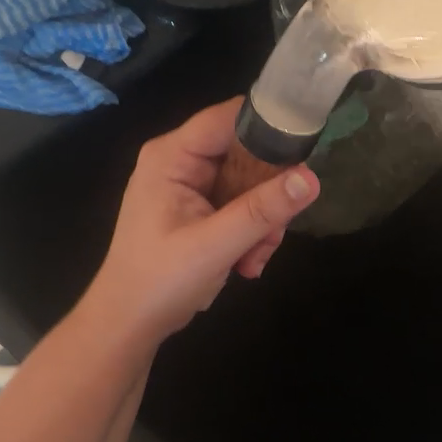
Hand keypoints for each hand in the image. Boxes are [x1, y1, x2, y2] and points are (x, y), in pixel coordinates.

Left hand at [80, 99, 319, 344]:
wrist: (130, 324)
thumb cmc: (159, 281)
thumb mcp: (215, 245)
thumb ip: (263, 211)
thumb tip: (311, 177)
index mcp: (172, 156)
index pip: (229, 117)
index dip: (269, 125)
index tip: (306, 147)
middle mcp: (184, 162)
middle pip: (250, 153)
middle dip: (270, 193)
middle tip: (276, 229)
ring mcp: (195, 185)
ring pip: (255, 184)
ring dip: (265, 222)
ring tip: (255, 257)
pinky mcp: (205, 208)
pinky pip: (248, 206)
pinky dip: (256, 233)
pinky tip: (248, 263)